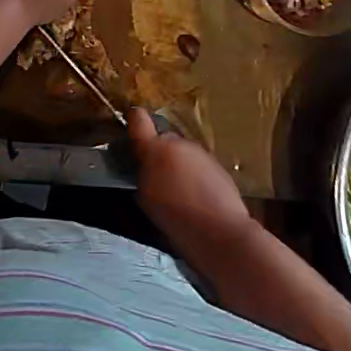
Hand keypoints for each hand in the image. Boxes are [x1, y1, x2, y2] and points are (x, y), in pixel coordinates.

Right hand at [128, 108, 254, 246]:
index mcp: (155, 149)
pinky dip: (194, 174)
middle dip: (159, 152)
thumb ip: (143, 173)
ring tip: (178, 190)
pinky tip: (195, 195)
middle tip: (156, 175)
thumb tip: (144, 165)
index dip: (134, 119)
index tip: (131, 119)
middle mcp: (179, 144)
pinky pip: (198, 164)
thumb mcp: (146, 197)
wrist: (220, 230)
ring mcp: (201, 153)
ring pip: (182, 152)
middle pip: (164, 139)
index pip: (140, 121)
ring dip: (178, 164)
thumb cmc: (175, 217)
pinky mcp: (218, 165)